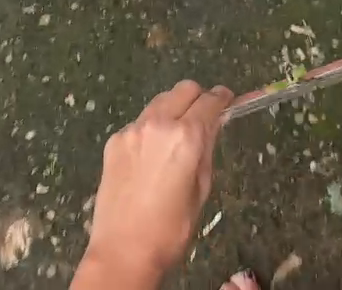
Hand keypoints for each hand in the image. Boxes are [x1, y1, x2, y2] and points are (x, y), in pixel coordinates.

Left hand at [77, 80, 231, 286]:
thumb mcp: (201, 189)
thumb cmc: (170, 229)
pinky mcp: (114, 140)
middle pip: (185, 89)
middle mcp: (159, 123)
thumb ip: (207, 148)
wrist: (122, 253)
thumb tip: (212, 124)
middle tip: (203, 117)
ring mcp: (133, 129)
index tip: (227, 100)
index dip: (222, 98)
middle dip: (198, 98)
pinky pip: (140, 122)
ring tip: (174, 137)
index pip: (210, 100)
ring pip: (161, 101)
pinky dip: (151, 129)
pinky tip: (150, 156)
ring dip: (173, 110)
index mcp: (187, 136)